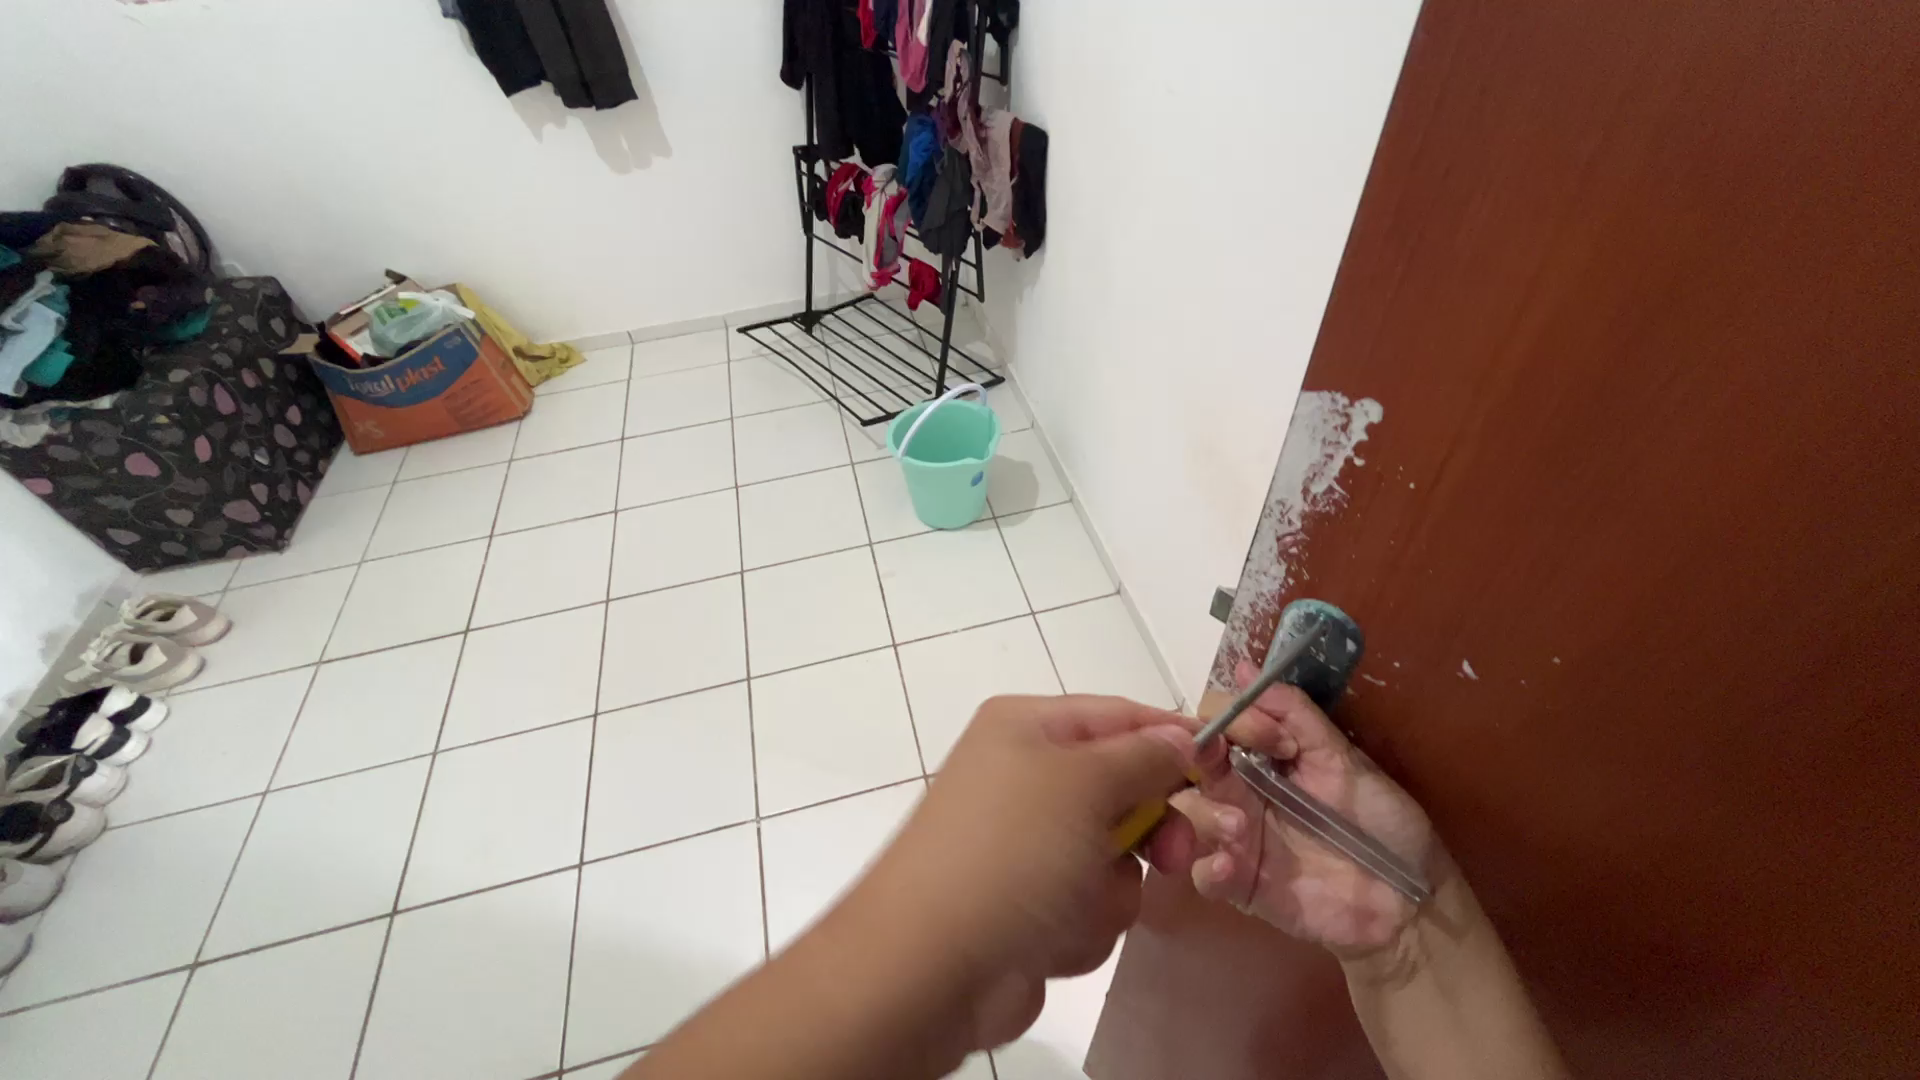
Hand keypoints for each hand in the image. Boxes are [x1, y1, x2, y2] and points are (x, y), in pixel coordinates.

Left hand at [841, 694, 1194, 1052]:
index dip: (1172, 737)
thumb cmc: (1010, 853)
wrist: (930, 966)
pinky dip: (1083, 922)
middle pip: (1124, 788)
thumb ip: (1143, 755)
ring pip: (1116, 855)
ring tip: (1076, 904)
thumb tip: (1181, 732)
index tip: (1224, 766)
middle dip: (1147, 828)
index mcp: (1027, 727)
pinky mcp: (1032, 903)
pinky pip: (1091, 902)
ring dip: (1110, 886)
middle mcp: (1026, 776)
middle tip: (1171, 856)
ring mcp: (1029, 844)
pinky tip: (1051, 937)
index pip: (1119, 716)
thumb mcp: (1083, 785)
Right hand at [1147, 662, 1446, 960]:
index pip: (1219, 725)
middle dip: (1201, 762)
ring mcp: (1234, 839)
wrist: (1411, 901)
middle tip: (1222, 769)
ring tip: (1239, 828)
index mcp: (1259, 759)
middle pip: (1192, 766)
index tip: (1272, 739)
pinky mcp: (1239, 885)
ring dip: (1205, 815)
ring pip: (1189, 815)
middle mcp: (1238, 792)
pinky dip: (1208, 868)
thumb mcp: (1344, 760)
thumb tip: (1244, 667)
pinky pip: (1202, 874)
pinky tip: (1230, 866)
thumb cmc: (1381, 823)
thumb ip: (1297, 716)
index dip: (1231, 721)